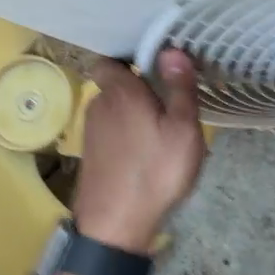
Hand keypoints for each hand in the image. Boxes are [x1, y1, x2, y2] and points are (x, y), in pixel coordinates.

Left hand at [71, 50, 207, 253]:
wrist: (115, 225)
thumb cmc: (155, 172)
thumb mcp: (183, 130)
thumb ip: (179, 88)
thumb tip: (173, 48)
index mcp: (122, 92)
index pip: (111, 59)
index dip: (131, 58)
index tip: (157, 65)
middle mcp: (99, 105)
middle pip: (117, 85)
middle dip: (141, 88)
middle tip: (172, 100)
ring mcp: (92, 132)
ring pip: (116, 110)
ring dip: (136, 114)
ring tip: (165, 128)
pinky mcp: (92, 155)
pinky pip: (113, 132)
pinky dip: (129, 134)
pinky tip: (148, 152)